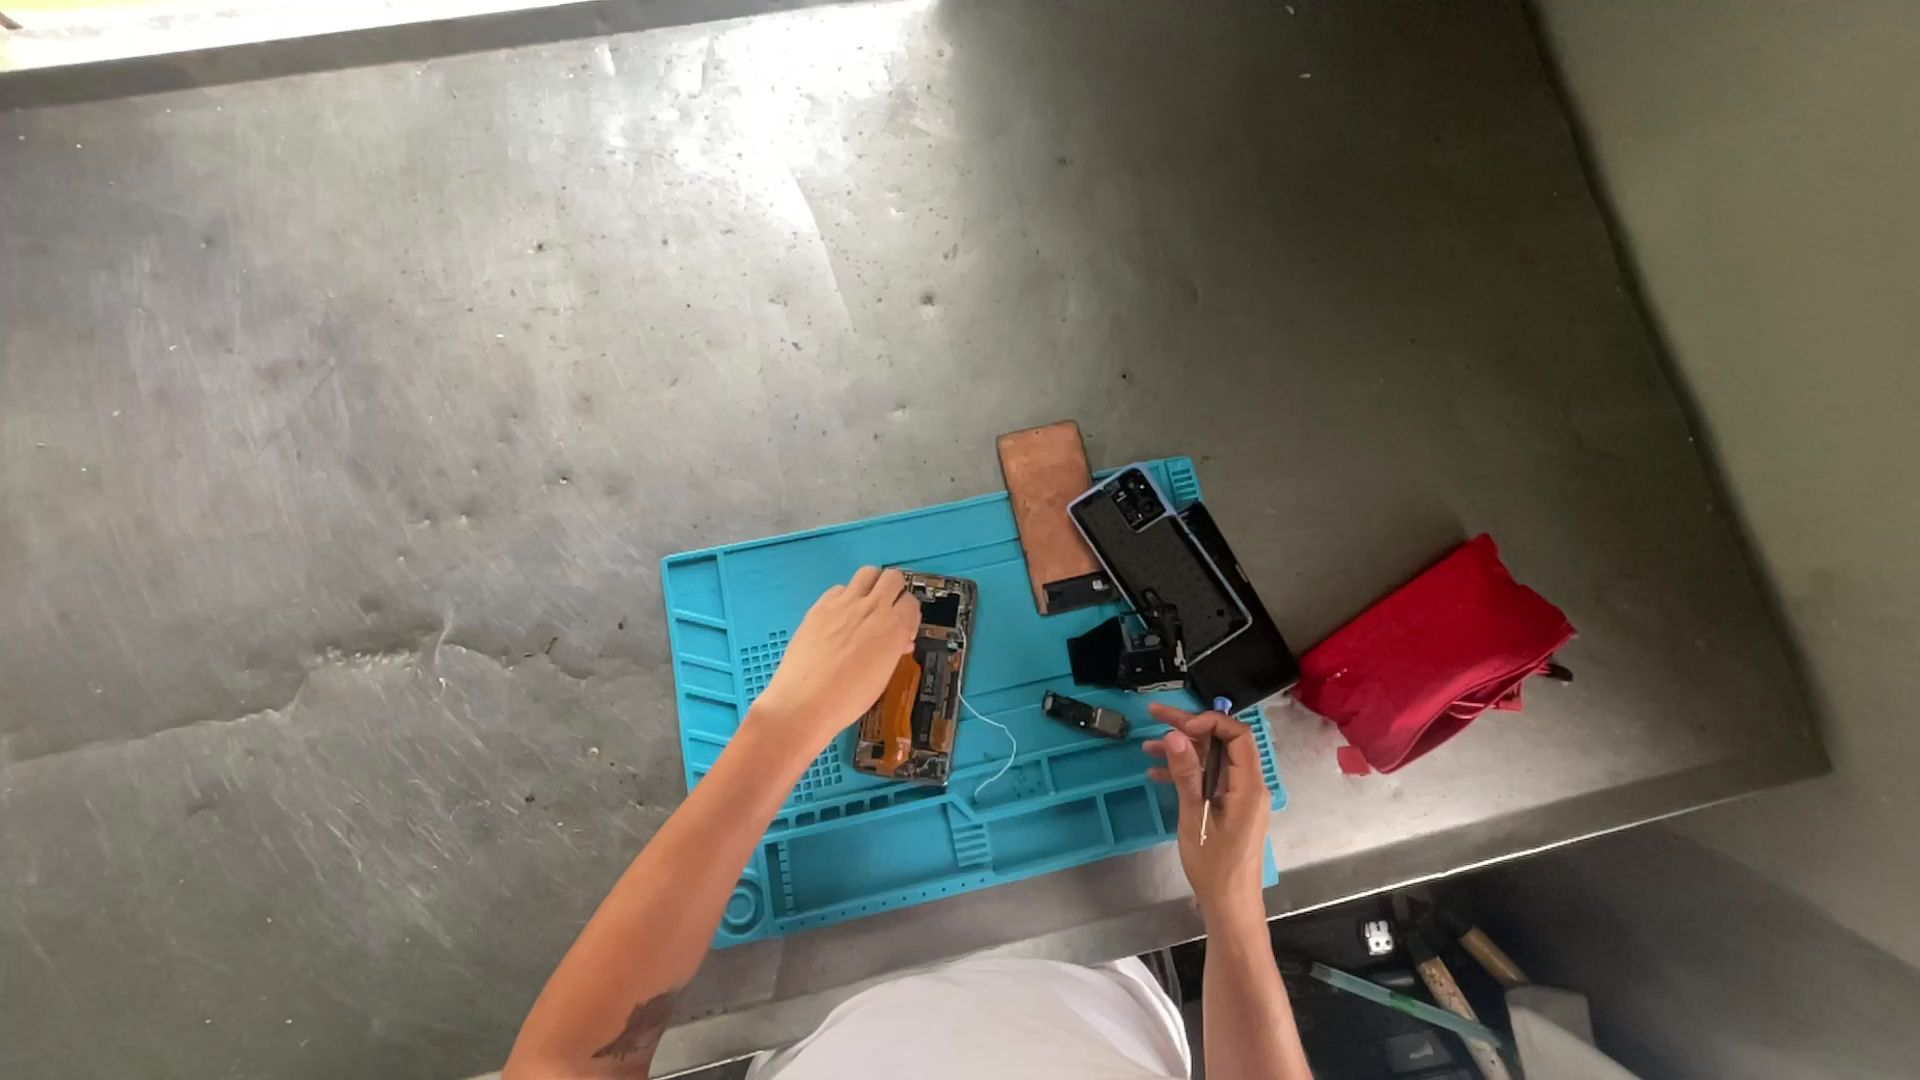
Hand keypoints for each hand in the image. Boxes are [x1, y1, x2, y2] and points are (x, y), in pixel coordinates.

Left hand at [749, 566, 919, 753]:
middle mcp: (872, 608)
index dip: (909, 615)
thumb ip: (893, 650)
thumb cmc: (847, 699)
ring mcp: (844, 603)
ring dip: (872, 585)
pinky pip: (840, 588)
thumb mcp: (883, 677)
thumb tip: (899, 640)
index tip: (904, 627)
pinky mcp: (821, 605)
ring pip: (868, 573)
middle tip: (888, 610)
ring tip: (866, 605)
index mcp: (893, 628)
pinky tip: (840, 616)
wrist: (804, 702)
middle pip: (893, 578)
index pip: (912, 603)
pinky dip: (846, 596)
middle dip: (895, 591)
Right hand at [1143, 703, 1270, 925]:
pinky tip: (1157, 773)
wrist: (1229, 906)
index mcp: (1249, 786)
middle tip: (1155, 716)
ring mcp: (1238, 797)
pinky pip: (1208, 779)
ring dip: (1182, 751)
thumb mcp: (1195, 817)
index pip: (1238, 735)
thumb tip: (1175, 736)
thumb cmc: (1215, 865)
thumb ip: (1187, 774)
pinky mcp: (1228, 807)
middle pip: (1222, 743)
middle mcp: (1248, 786)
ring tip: (1148, 746)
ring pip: (1211, 760)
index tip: (1180, 726)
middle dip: (1188, 728)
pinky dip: (1185, 772)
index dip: (1209, 723)